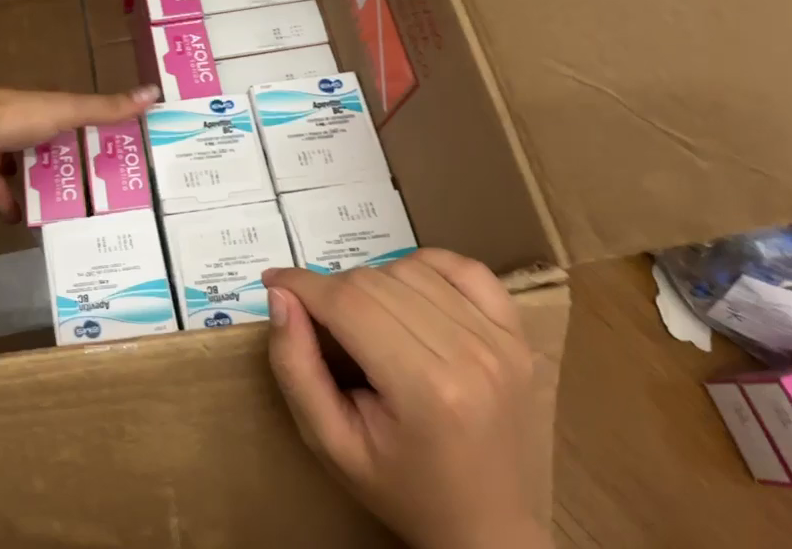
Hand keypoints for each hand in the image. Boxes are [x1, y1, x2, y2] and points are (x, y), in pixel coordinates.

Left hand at [0, 84, 158, 219]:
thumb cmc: (16, 116)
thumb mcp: (67, 111)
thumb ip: (106, 108)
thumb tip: (153, 91)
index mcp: (48, 108)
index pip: (80, 118)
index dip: (99, 133)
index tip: (122, 155)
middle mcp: (26, 126)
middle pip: (55, 148)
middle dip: (73, 167)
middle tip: (101, 196)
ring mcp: (2, 149)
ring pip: (27, 170)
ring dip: (43, 187)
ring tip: (71, 214)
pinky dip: (10, 205)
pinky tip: (26, 225)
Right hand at [263, 250, 547, 548]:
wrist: (486, 530)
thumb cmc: (400, 488)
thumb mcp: (329, 442)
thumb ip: (295, 367)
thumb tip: (279, 295)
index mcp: (424, 388)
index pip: (347, 302)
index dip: (301, 283)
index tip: (273, 281)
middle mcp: (470, 354)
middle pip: (375, 281)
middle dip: (332, 289)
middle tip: (319, 321)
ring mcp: (501, 342)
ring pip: (411, 269)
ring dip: (374, 281)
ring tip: (364, 319)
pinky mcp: (518, 336)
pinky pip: (464, 268)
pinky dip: (425, 268)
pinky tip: (408, 294)